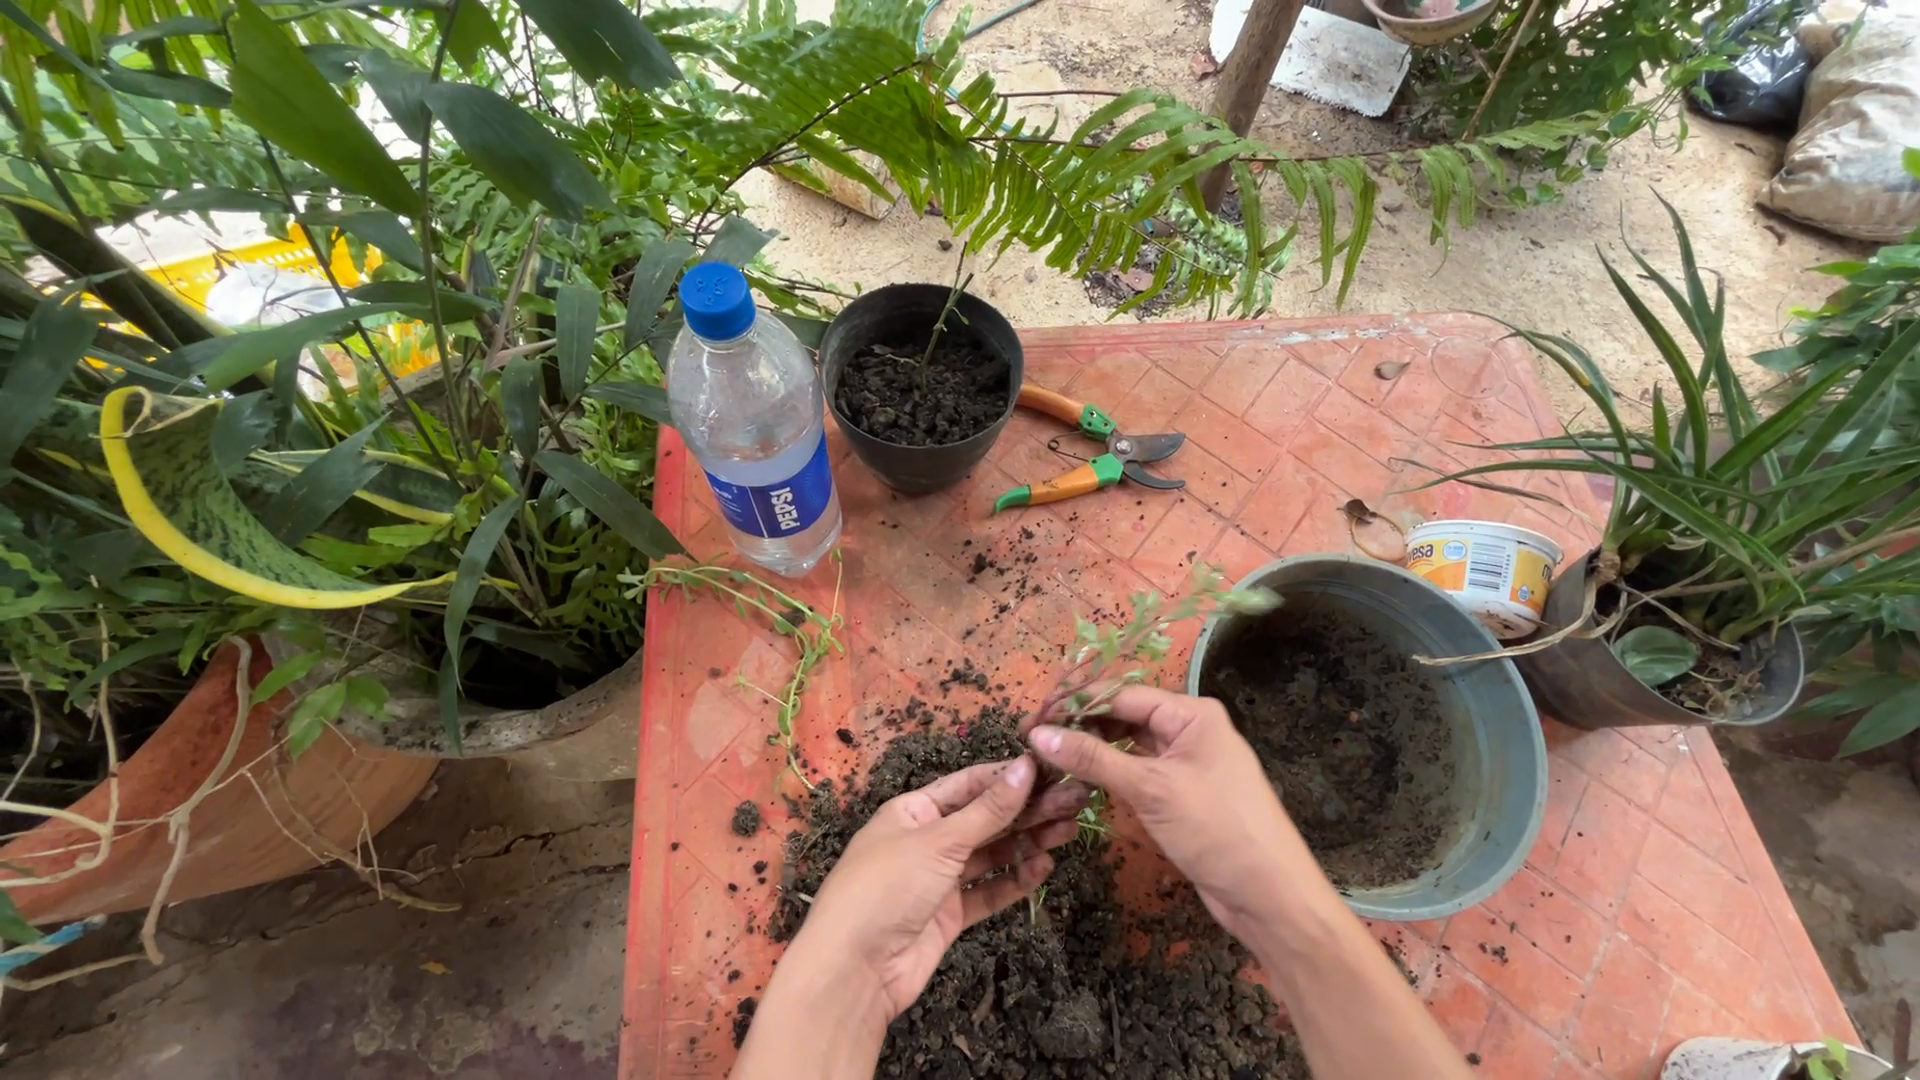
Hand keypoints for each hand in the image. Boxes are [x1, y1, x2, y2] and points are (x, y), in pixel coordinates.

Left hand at [788, 755, 1086, 1021]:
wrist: (853, 970)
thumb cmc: (887, 886)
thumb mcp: (939, 841)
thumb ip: (988, 809)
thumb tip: (1026, 766)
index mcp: (914, 809)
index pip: (970, 784)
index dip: (1009, 776)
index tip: (1051, 770)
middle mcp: (928, 838)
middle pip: (985, 818)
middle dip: (1028, 809)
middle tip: (1075, 801)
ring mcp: (939, 878)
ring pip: (991, 854)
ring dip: (1027, 842)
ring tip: (1068, 831)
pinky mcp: (949, 914)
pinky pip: (987, 890)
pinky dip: (1014, 880)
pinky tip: (1043, 867)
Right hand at [1025, 686, 1316, 938]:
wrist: (1271, 897)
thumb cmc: (1217, 830)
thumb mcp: (1151, 789)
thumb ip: (1093, 759)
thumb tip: (1039, 735)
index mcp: (1191, 713)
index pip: (1121, 695)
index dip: (1075, 704)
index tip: (1032, 718)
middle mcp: (1188, 730)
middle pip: (1123, 717)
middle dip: (1080, 726)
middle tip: (1034, 741)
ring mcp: (1185, 763)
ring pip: (1128, 745)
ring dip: (1092, 751)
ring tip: (1049, 759)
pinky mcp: (1180, 794)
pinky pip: (1137, 772)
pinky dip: (1109, 774)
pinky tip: (1079, 781)